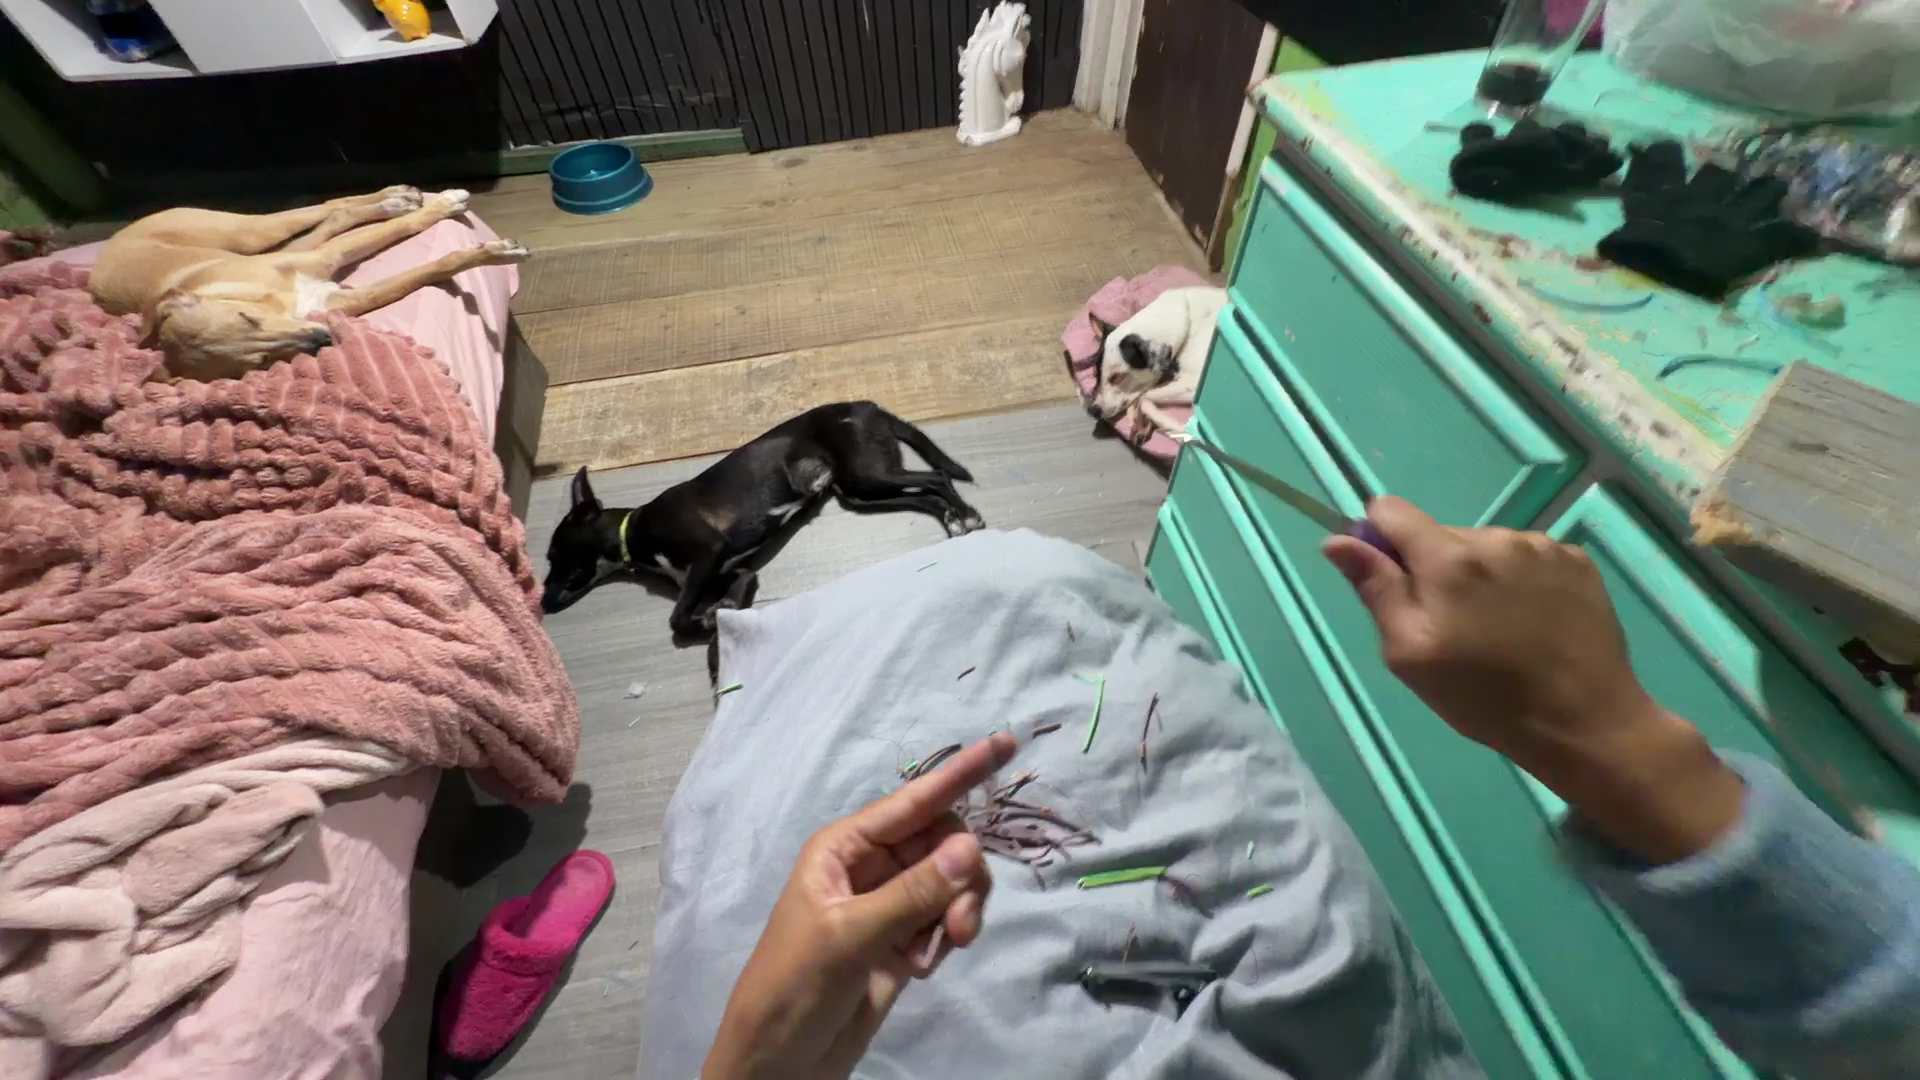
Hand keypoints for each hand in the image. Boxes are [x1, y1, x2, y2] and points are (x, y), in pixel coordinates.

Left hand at [702, 733, 1016, 1079]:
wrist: (778, 1067)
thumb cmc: (794, 987)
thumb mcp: (849, 938)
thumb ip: (913, 894)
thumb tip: (971, 849)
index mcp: (847, 846)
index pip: (915, 800)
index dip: (961, 772)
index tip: (1004, 743)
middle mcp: (873, 864)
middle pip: (943, 842)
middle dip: (962, 877)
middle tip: (960, 925)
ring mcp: (891, 901)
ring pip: (952, 880)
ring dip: (958, 911)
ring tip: (942, 951)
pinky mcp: (904, 937)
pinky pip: (946, 916)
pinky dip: (947, 936)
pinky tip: (921, 967)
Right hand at [1323, 497, 1743, 864]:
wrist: (1586, 722)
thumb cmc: (1480, 694)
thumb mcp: (1407, 651)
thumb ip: (1375, 588)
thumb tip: (1336, 541)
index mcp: (1447, 558)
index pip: (1390, 510)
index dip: (1377, 537)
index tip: (1388, 578)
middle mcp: (1495, 538)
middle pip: (1435, 532)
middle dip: (1428, 566)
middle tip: (1445, 622)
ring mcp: (1543, 547)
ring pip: (1479, 545)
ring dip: (1471, 573)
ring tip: (1490, 624)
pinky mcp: (1577, 562)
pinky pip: (1521, 555)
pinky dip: (1511, 578)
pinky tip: (1525, 618)